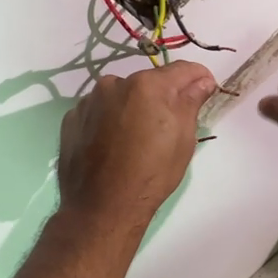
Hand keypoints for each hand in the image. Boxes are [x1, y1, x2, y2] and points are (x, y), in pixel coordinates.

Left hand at [57, 62, 216, 227]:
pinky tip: (114, 146)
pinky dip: (111, 120)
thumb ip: (191, 102)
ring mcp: (89, 101)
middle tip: (170, 127)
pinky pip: (100, 111)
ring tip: (138, 139)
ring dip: (134, 107)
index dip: (199, 79)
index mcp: (147, 86)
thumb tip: (201, 81)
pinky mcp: (72, 119)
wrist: (101, 208)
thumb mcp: (183, 139)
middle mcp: (114, 84)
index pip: (183, 69)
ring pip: (122, 95)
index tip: (205, 93)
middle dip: (164, 97)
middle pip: (149, 82)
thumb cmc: (151, 174)